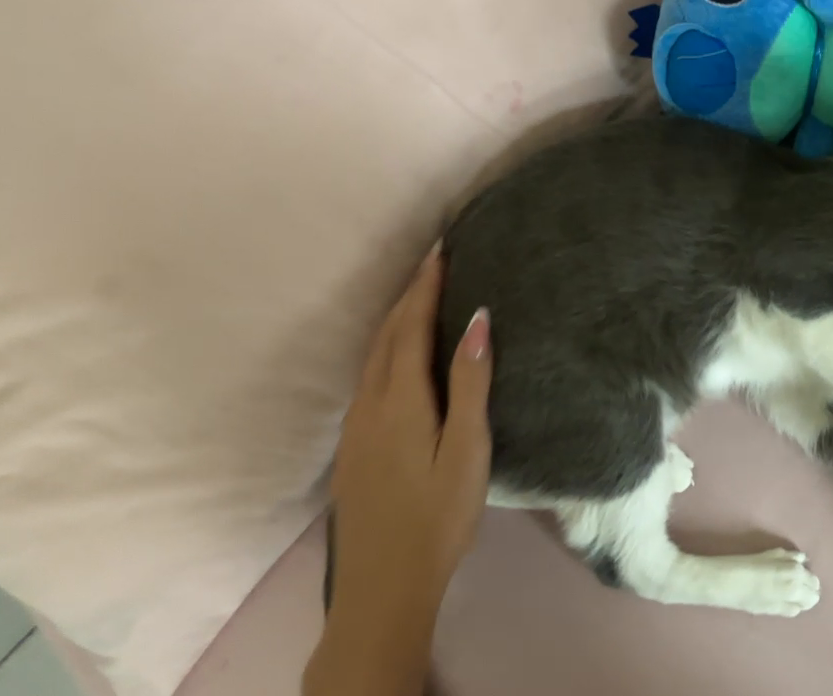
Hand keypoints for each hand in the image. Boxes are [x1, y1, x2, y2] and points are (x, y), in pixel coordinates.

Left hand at [330, 246, 492, 610]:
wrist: (384, 583)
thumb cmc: (439, 514)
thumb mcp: (467, 449)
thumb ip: (470, 384)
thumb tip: (477, 320)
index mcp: (399, 402)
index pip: (410, 329)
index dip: (425, 287)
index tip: (440, 249)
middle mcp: (369, 407)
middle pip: (385, 338)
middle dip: (408, 296)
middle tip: (433, 262)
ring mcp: (356, 429)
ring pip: (372, 359)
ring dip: (395, 321)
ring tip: (421, 297)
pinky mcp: (355, 448)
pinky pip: (369, 379)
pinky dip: (388, 350)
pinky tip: (402, 356)